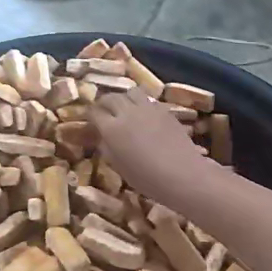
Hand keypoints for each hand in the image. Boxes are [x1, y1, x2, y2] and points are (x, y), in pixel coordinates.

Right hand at [89, 92, 210, 201]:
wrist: (181, 174)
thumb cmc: (146, 178)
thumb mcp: (119, 167)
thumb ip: (107, 148)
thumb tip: (103, 138)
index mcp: (111, 128)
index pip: (94, 112)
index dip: (90, 114)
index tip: (90, 119)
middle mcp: (127, 112)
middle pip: (111, 97)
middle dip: (104, 102)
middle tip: (104, 110)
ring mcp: (147, 109)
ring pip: (130, 92)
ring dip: (124, 98)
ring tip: (125, 107)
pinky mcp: (164, 110)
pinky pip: (148, 100)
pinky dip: (142, 103)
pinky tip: (145, 115)